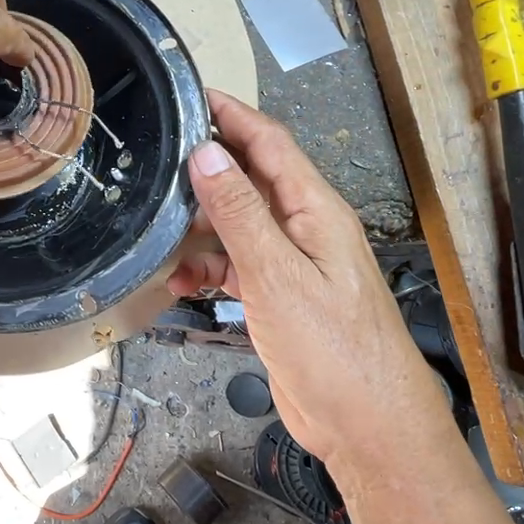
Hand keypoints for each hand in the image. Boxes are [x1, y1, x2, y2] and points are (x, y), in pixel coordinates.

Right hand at [167, 91, 449, 479]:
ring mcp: (289, 262)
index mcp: (314, 209)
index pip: (269, 142)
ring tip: (158, 231)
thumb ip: (239, 212)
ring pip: (233, 222)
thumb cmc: (333, 349)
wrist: (367, 429)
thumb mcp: (277, 274)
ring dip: (197, 226)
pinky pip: (232, 263)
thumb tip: (205, 153)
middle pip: (247, 178)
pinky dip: (203, 267)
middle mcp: (302, 227)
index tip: (188, 94)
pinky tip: (179, 283)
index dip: (230, 113)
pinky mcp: (276, 294)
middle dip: (204, 168)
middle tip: (155, 160)